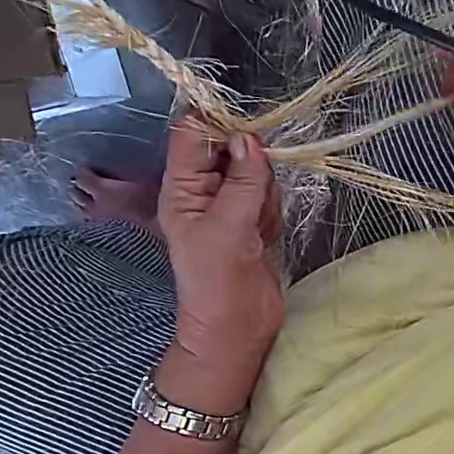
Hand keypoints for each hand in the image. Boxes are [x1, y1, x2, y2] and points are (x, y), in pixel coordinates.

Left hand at [156, 116, 284, 412]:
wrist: (237, 329)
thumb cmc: (219, 282)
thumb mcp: (228, 228)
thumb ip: (241, 181)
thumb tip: (250, 138)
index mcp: (182, 188)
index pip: (192, 134)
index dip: (219, 123)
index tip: (250, 134)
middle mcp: (203, 190)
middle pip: (231, 147)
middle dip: (251, 168)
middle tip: (254, 198)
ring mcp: (228, 204)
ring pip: (256, 171)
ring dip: (265, 195)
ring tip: (257, 228)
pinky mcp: (251, 218)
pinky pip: (269, 195)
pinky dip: (272, 212)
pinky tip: (264, 237)